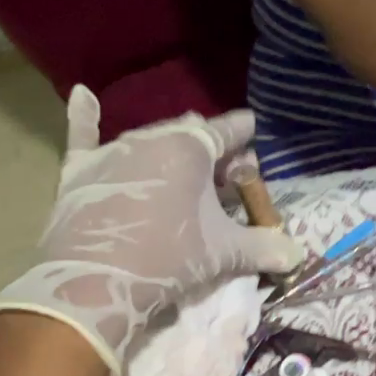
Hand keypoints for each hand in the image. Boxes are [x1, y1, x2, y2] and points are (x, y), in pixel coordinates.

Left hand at [0, 88, 302, 375]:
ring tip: (182, 160)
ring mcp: (112, 152)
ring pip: (149, 139)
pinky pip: (82, 135)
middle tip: (223, 170)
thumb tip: (295, 255)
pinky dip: (83, 115)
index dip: (243, 132)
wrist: (99, 282)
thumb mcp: (226, 253)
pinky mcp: (79, 172)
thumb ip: (264, 248)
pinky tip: (81, 94)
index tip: (254, 128)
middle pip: (189, 134)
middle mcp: (152, 138)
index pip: (226, 131)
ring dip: (169, 148)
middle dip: (209, 148)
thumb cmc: (172, 257)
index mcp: (191, 148)